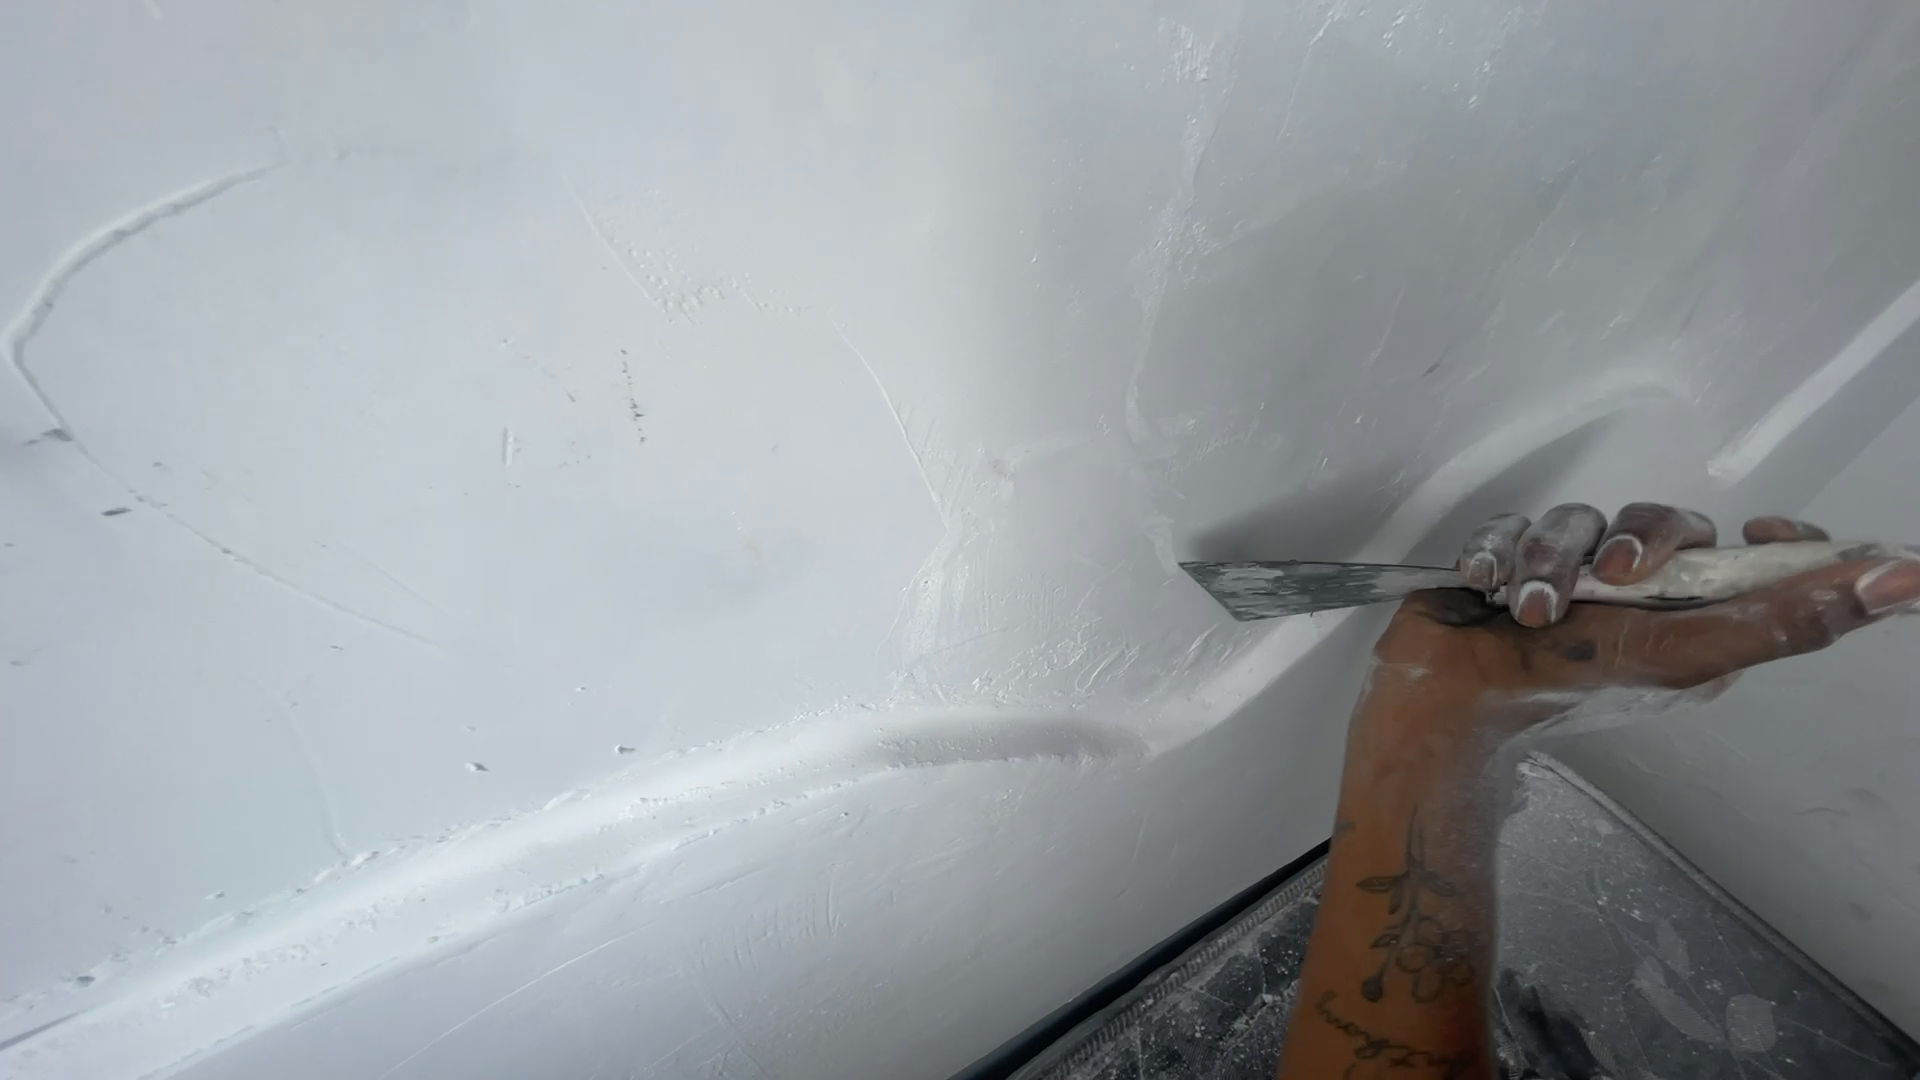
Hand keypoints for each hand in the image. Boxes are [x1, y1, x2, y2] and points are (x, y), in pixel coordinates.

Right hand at [1370, 503, 1919, 733]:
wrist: (1451, 693)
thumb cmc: (1564, 685)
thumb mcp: (1683, 657)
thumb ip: (1785, 620)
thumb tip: (1913, 580)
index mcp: (1685, 614)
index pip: (1742, 551)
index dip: (1758, 535)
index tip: (1756, 532)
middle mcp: (1627, 586)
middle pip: (1653, 520)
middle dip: (1631, 540)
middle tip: (1614, 574)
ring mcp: (1558, 570)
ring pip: (1570, 520)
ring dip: (1546, 560)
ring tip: (1522, 607)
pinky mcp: (1498, 559)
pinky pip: (1505, 526)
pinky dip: (1494, 551)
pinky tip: (1481, 583)